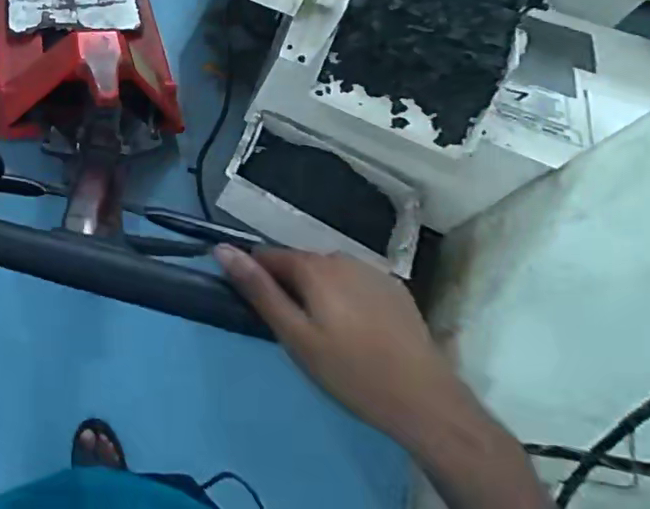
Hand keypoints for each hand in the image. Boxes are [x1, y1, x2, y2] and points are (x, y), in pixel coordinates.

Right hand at [215, 245, 461, 437]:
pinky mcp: (395, 288)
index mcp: (313, 266)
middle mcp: (341, 257)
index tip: (262, 310)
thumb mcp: (295, 337)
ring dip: (320, 292)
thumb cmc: (351, 372)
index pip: (268, 256)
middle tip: (297, 332)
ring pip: (329, 273)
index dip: (257, 279)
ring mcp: (372, 270)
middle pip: (300, 264)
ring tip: (328, 334)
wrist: (426, 401)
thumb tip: (223, 248)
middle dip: (291, 288)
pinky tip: (359, 331)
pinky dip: (348, 298)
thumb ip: (259, 290)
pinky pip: (356, 283)